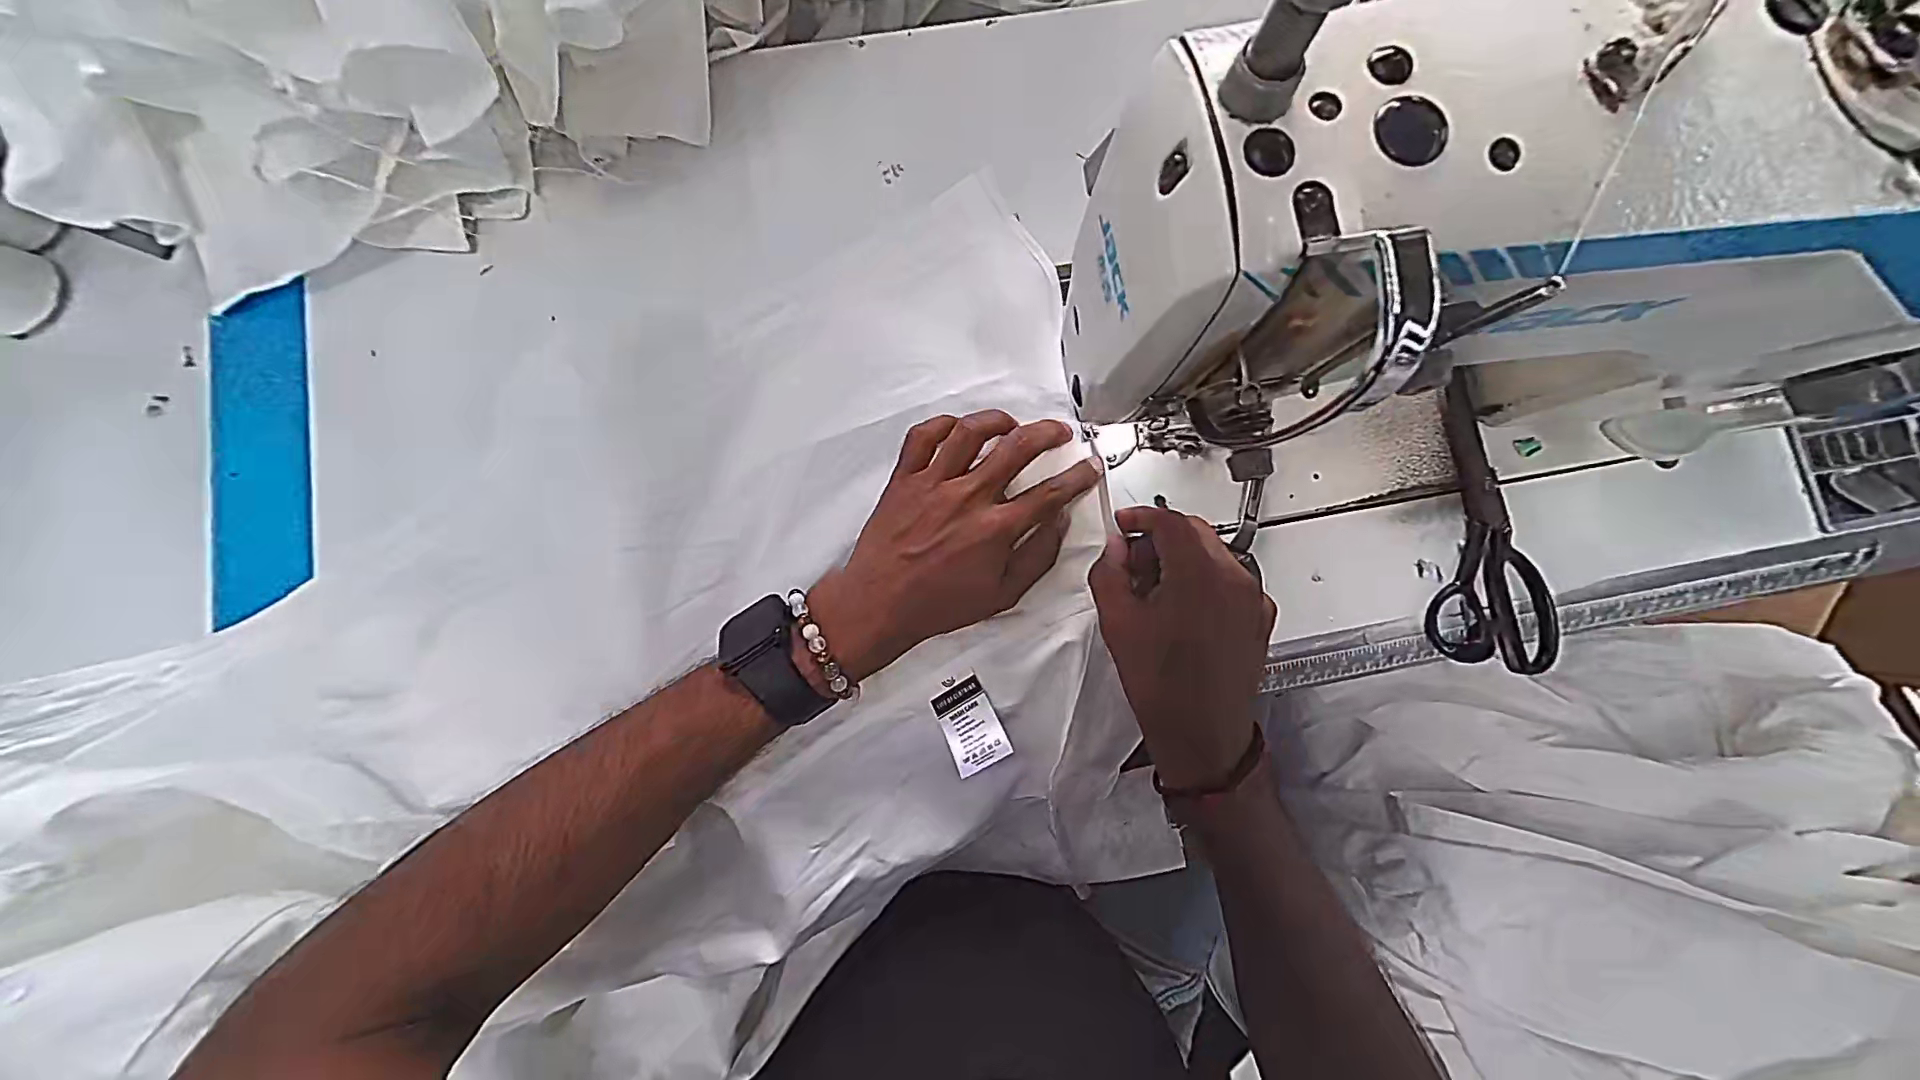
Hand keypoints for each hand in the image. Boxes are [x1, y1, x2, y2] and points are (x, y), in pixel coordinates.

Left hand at [803, 410, 1101, 684]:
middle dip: (1048, 434)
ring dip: (998, 421)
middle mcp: (966, 499)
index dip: (1077, 477)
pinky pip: (923, 437)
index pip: (1049, 492)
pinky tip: (957, 428)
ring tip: (1011, 424)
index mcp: (994, 529)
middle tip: (1057, 434)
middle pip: (1018, 447)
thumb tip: (1058, 527)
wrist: (879, 604)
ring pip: (971, 432)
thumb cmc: (934, 604)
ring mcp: (933, 485)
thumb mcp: (1002, 594)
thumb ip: (1037, 557)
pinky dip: (943, 424)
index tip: (1086, 469)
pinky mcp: (905, 479)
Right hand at [1088, 506, 1276, 789]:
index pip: (1170, 521)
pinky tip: (1178, 609)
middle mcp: (1234, 580)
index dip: (1141, 517)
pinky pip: (1228, 580)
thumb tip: (1115, 549)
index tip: (1126, 524)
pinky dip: (1202, 580)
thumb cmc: (1166, 689)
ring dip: (1181, 559)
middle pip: (1195, 532)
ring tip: (1153, 591)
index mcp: (1198, 575)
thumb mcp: (1117, 623)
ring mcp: (1252, 598)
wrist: (1202, 734)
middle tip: (1132, 559)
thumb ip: (1109, 572)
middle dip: (1160, 538)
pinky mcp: (1258, 616)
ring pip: (1213, 554)